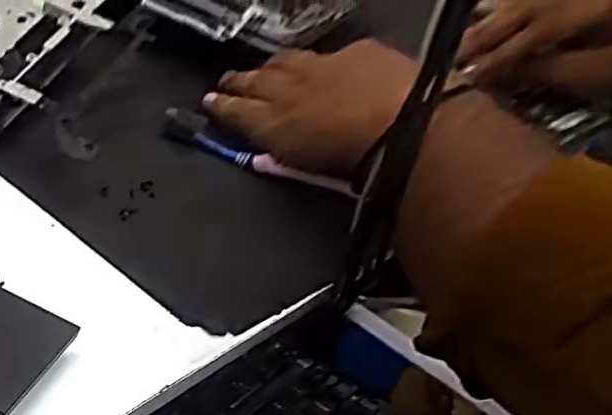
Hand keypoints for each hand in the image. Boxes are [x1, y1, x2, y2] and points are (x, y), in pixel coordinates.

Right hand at [203, 41, 418, 176]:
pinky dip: (315, 60)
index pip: (236, 110)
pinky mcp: (356, 51)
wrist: (401, 124)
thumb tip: (262, 156)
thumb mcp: (297, 166)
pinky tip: (316, 64)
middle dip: (239, 81)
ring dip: (270, 66)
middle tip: (227, 81)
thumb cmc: (345, 158)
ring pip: (285, 61)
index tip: (210, 101)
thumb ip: (275, 157)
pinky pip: (327, 54)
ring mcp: (322, 66)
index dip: (221, 105)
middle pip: (256, 80)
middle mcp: (289, 90)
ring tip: (261, 69)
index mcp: (270, 122)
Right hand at [458, 0, 611, 95]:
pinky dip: (509, 7)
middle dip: (485, 37)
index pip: (535, 32)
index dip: (496, 57)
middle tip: (449, 62)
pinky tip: (487, 20)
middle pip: (526, 9)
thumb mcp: (598, 73)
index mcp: (603, 7)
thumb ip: (548, 70)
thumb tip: (498, 75)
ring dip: (491, 22)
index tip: (464, 79)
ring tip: (460, 46)